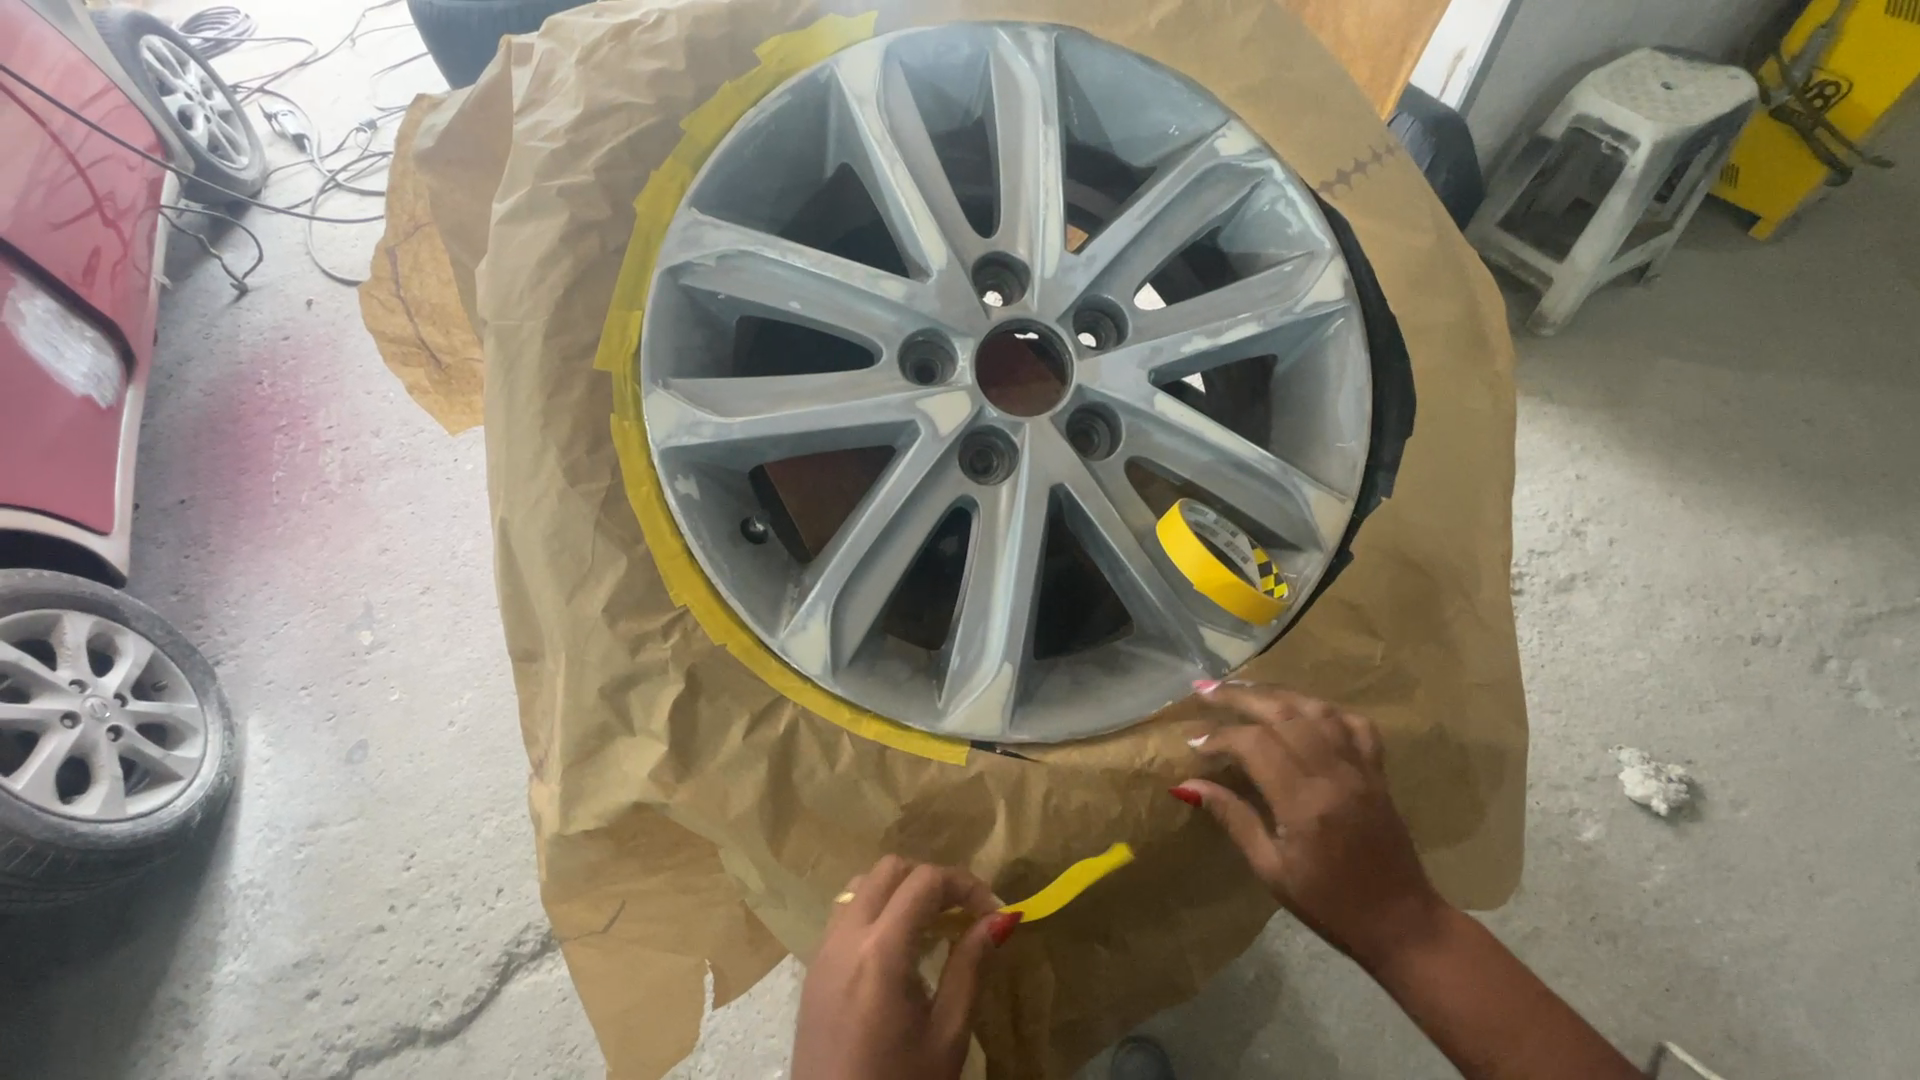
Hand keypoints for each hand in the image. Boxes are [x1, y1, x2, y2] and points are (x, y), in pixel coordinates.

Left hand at [792, 856, 1019, 1079]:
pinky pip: (845, 914)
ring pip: (861, 885)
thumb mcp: (947, 1034)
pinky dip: (876, 910)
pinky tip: (900, 948)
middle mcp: (844, 937)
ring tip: (932, 926)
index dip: (966, 885)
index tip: (994, 912)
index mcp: (880, 951)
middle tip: (964, 913)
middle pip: (889, 869)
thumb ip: (970, 966)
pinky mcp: (813, 969)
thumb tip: (1000, 918)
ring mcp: (822, 951)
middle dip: (932, 879)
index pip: (925, 881)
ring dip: (900, 891)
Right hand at [1173, 682, 1446, 968]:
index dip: (1220, 736)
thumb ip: (1233, 818)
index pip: (1256, 744)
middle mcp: (1335, 774)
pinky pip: (1354, 724)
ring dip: (1277, 694)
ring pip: (1317, 710)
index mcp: (1305, 802)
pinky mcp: (1378, 772)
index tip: (1192, 741)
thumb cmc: (1329, 905)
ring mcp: (1361, 769)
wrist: (1402, 923)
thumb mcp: (1270, 869)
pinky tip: (1303, 708)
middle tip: (1204, 688)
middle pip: (1283, 714)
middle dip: (1239, 697)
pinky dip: (1325, 709)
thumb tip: (1188, 786)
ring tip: (1243, 688)